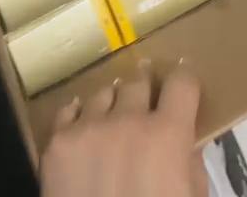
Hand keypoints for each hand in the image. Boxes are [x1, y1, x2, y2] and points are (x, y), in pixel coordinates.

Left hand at [39, 67, 207, 196]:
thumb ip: (189, 167)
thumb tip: (184, 143)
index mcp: (168, 136)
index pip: (182, 83)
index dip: (186, 81)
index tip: (185, 83)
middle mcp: (128, 120)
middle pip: (139, 82)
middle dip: (147, 85)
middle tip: (148, 85)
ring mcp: (88, 129)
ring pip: (104, 94)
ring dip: (114, 102)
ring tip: (115, 112)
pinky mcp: (57, 144)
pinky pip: (69, 110)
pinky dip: (80, 114)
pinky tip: (84, 120)